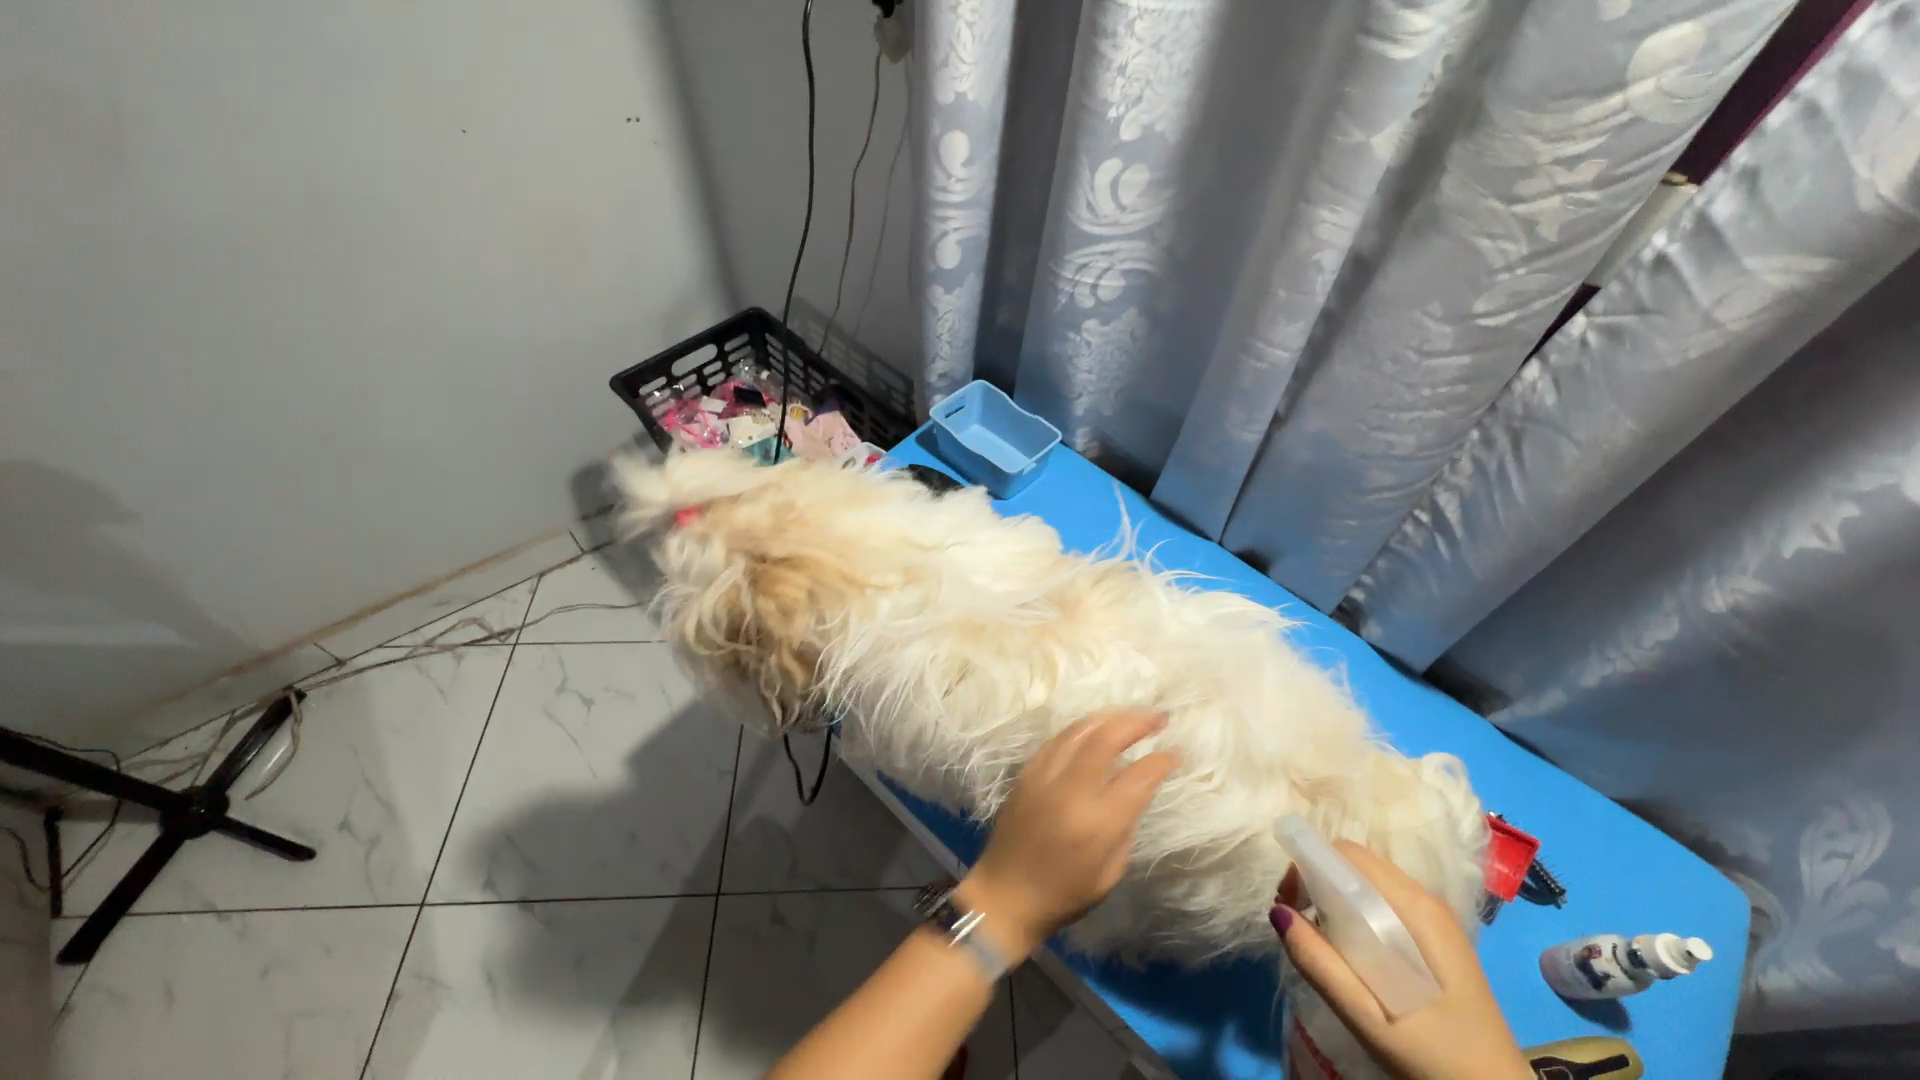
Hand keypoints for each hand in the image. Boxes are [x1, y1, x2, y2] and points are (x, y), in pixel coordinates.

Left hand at [958, 709, 1179, 957]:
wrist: (1004, 896)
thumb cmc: (1064, 895)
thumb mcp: (1110, 872)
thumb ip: (1126, 826)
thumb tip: (1135, 789)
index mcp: (1097, 823)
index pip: (1138, 777)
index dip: (1161, 761)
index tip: (1175, 753)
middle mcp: (1069, 792)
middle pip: (1106, 738)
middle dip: (1136, 722)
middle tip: (1158, 718)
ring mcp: (1043, 778)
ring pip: (1078, 731)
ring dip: (1108, 717)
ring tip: (1131, 716)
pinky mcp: (1025, 775)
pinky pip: (1056, 740)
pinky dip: (1080, 730)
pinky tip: (1095, 729)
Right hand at [1272, 841, 1532, 1079]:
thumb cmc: (1435, 1057)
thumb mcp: (1368, 1017)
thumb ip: (1321, 964)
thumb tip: (1277, 912)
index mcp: (1416, 909)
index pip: (1348, 855)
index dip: (1307, 868)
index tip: (1286, 906)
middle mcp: (1427, 901)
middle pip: (1357, 865)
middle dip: (1315, 882)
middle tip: (1296, 927)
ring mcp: (1434, 920)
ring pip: (1368, 885)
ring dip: (1332, 900)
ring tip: (1317, 943)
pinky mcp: (1435, 940)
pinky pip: (1383, 907)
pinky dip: (1353, 916)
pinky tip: (1349, 955)